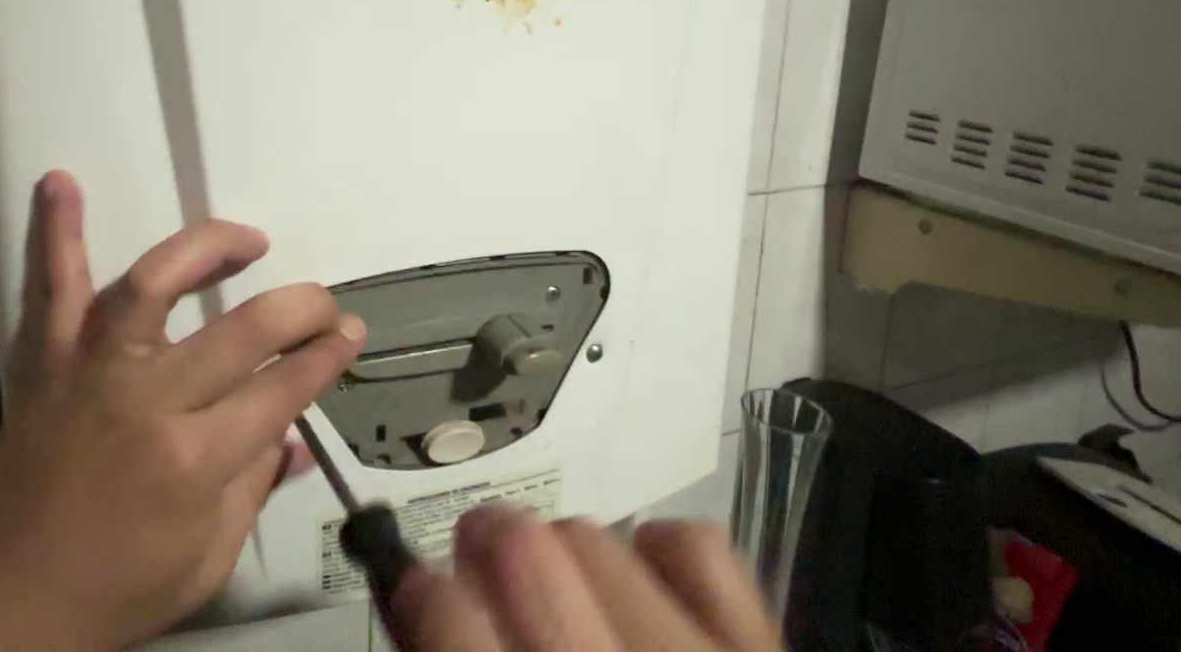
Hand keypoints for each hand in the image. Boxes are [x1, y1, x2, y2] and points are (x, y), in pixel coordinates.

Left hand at [0, 171, 366, 651]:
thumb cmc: (107, 598)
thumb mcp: (203, 564)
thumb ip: (253, 490)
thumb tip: (297, 437)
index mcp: (193, 462)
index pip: (282, 389)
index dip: (325, 357)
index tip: (349, 334)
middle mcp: (147, 403)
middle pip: (240, 330)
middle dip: (298, 306)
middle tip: (323, 300)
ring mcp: (92, 373)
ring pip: (152, 285)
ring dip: (206, 249)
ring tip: (246, 238)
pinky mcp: (46, 365)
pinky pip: (53, 290)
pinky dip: (57, 233)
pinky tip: (61, 182)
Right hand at [391, 506, 782, 651]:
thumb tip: (423, 601)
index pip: (445, 613)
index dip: (419, 593)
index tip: (420, 591)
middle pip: (522, 550)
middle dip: (485, 543)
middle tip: (480, 565)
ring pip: (594, 539)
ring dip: (565, 556)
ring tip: (566, 596)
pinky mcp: (762, 650)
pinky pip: (696, 549)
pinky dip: (658, 554)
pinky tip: (641, 596)